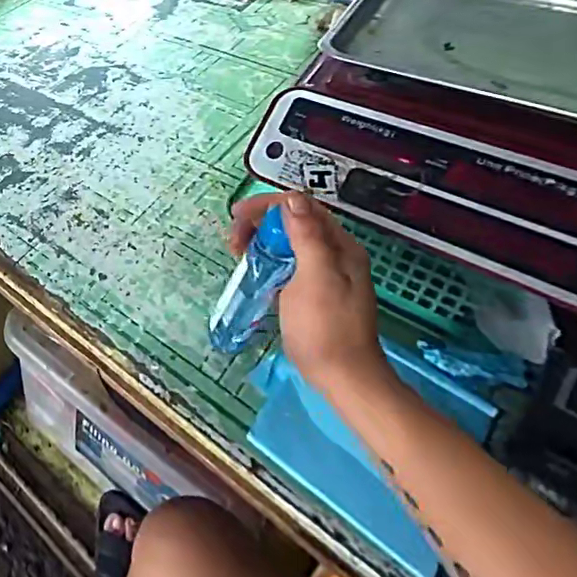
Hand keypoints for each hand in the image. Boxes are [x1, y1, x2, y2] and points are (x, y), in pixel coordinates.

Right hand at [229, 193, 388, 396]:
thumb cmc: (326, 327)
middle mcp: (333, 254)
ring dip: (258, 240)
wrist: (342, 377)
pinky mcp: (309, 289)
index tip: (237, 216)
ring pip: (285, 241)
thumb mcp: (316, 277)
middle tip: (234, 239)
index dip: (268, 205)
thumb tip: (292, 199)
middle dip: (259, 223)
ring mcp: (321, 272)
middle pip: (291, 221)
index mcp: (340, 247)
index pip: (302, 207)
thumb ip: (307, 236)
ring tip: (237, 252)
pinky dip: (265, 258)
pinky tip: (252, 269)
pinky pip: (284, 261)